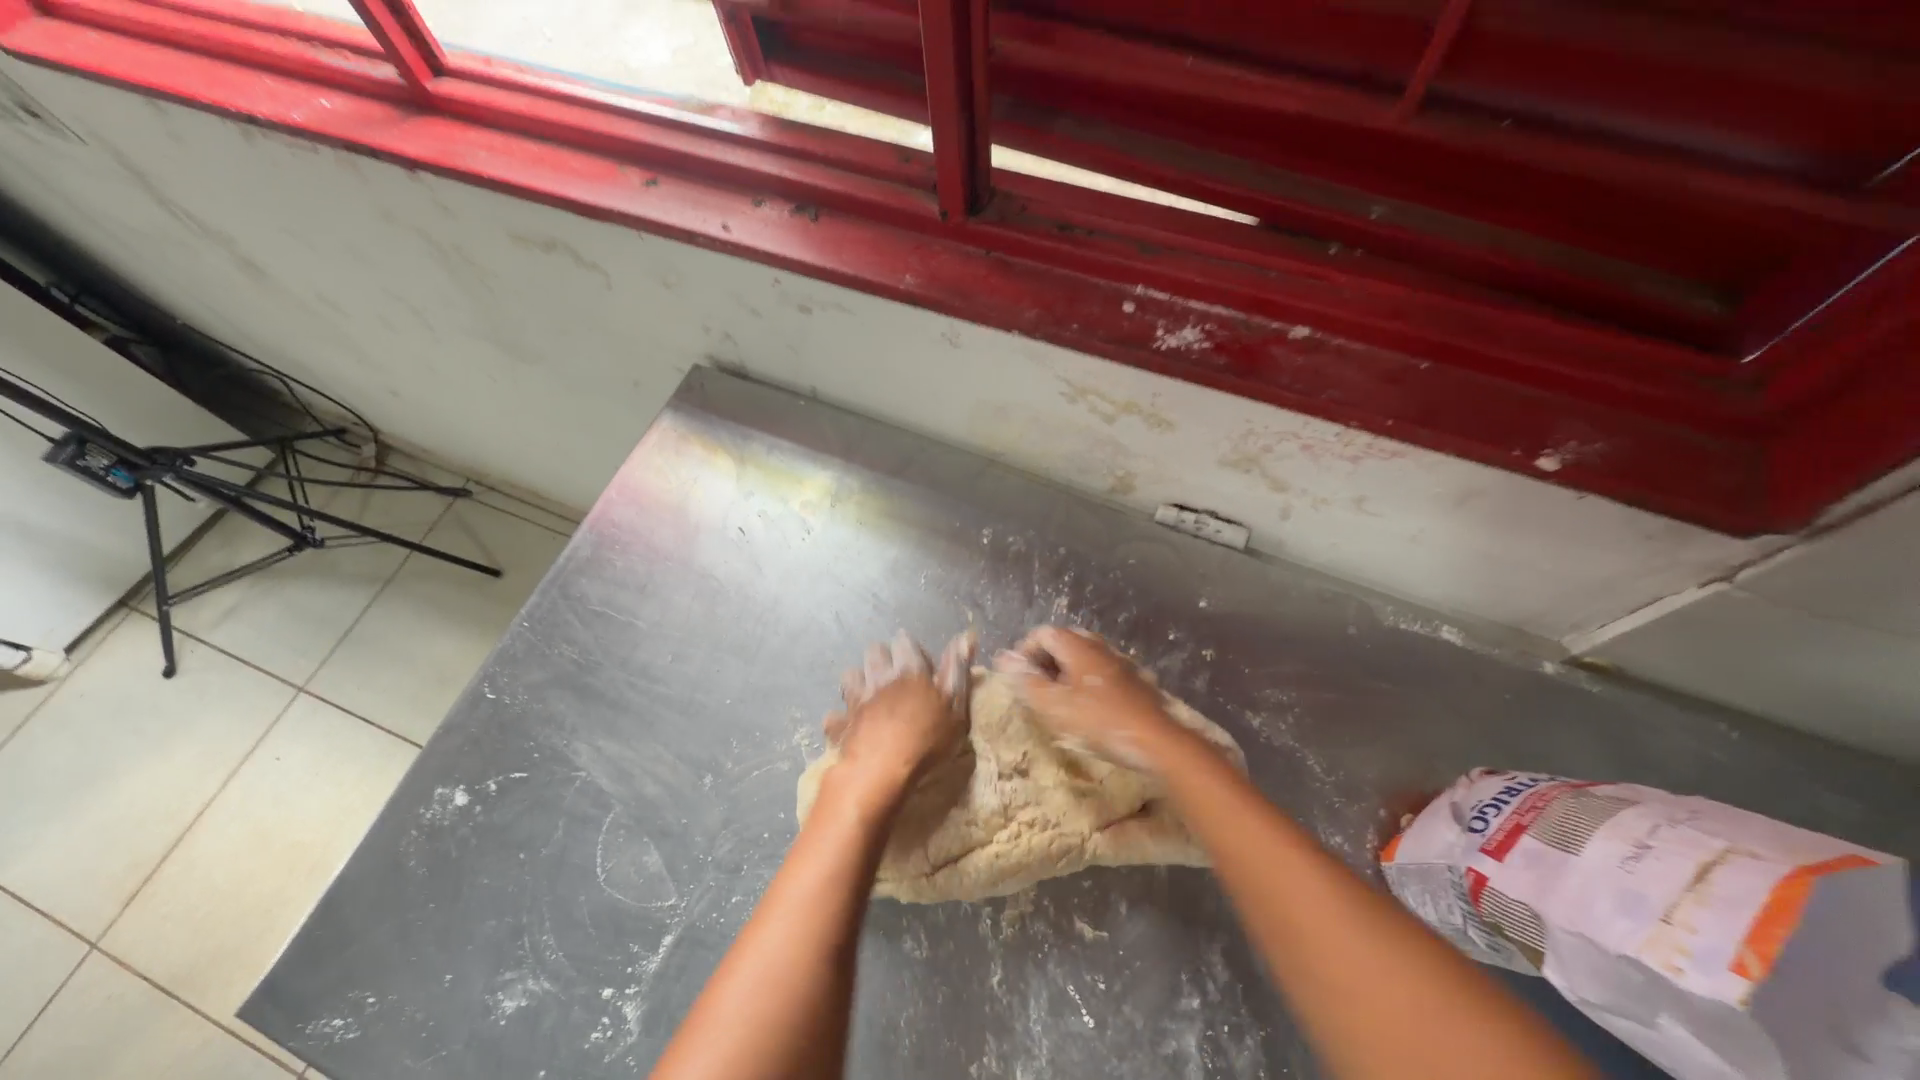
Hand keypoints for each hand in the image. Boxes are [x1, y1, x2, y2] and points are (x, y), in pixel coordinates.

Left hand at [823, 630, 974, 801]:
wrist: (883, 771)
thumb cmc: (927, 739)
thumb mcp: (956, 706)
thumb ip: (958, 669)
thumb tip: (966, 635)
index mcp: (909, 670)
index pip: (905, 641)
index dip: (911, 648)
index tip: (921, 663)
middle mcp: (880, 677)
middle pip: (874, 651)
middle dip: (883, 657)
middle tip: (895, 675)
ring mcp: (857, 699)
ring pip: (851, 674)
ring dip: (859, 679)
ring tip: (871, 694)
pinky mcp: (842, 723)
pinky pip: (835, 715)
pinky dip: (841, 718)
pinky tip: (849, 725)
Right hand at [993, 625, 1182, 771]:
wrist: (1156, 740)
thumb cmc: (1100, 721)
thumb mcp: (1054, 705)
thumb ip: (1026, 680)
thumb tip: (1002, 657)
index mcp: (1078, 646)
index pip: (1042, 633)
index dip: (1025, 652)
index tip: (1019, 679)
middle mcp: (1099, 646)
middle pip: (1063, 642)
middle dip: (1044, 662)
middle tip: (1036, 690)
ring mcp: (1120, 662)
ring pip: (1083, 658)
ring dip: (1065, 674)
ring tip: (1058, 702)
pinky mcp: (1134, 680)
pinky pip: (1099, 672)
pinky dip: (1085, 683)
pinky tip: (1087, 710)